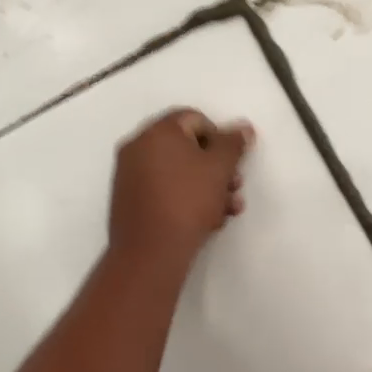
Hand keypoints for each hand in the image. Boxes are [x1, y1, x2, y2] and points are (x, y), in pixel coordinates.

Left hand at [108, 108, 253, 261]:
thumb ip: (233, 144)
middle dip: (216, 167)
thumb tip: (242, 127)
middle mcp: (138, 147)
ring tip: (228, 210)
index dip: (220, 137)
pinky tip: (207, 221)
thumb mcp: (219, 168)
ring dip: (207, 186)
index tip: (234, 162)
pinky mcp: (129, 201)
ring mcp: (129, 175)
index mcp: (156, 131)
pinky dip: (185, 199)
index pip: (194, 118)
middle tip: (235, 187)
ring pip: (177, 172)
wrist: (149, 253)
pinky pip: (163, 190)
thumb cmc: (188, 201)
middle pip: (186, 147)